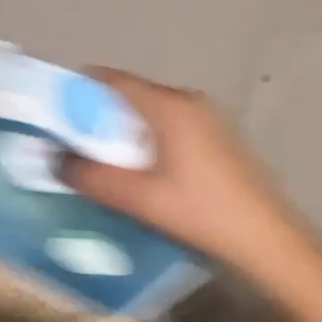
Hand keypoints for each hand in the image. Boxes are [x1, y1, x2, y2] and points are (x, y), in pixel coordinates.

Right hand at [60, 69, 298, 262]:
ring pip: (148, 114)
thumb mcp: (137, 198)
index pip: (110, 80)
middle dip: (96, 118)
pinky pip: (167, 127)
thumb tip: (54, 160)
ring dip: (121, 134)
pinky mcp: (217, 138)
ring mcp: (207, 118)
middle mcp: (189, 101)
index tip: (54, 118)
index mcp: (169, 105)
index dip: (77, 92)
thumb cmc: (200, 213)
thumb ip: (90, 176)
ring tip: (102, 166)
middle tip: (72, 148)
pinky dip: (145, 142)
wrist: (268, 241)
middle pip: (128, 96)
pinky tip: (141, 176)